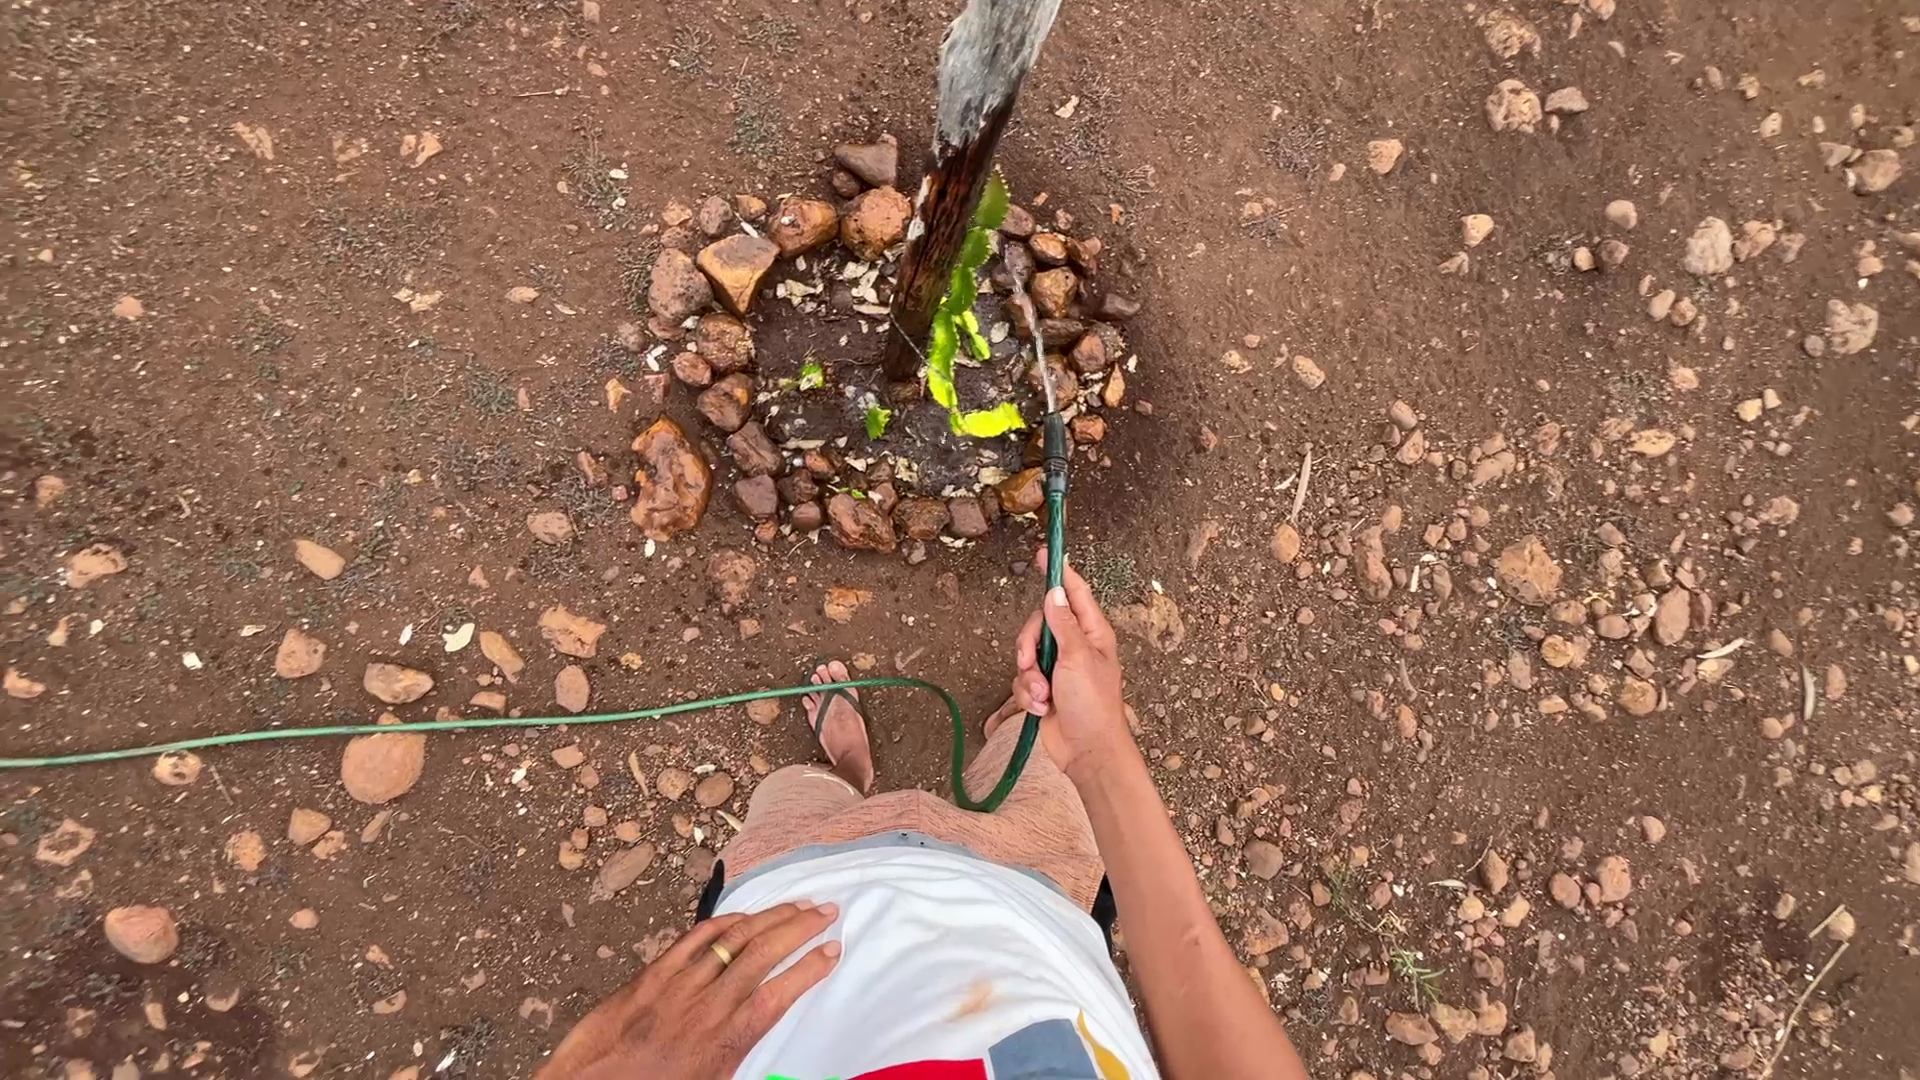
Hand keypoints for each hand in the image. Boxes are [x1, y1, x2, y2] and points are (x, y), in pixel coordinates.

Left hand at [535, 902, 840, 1079]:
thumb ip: (737, 1057)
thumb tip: (764, 1026)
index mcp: (722, 1042)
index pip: (779, 994)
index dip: (810, 968)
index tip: (834, 949)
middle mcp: (706, 1007)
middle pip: (764, 954)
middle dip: (801, 928)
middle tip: (827, 911)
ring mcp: (678, 984)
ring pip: (735, 938)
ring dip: (772, 917)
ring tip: (797, 904)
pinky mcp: (652, 974)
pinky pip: (695, 938)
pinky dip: (724, 921)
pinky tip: (744, 915)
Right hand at [1011, 550, 1134, 779]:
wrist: (1086, 751)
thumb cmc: (1093, 704)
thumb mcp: (1078, 657)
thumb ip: (1062, 623)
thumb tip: (1054, 592)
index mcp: (1091, 632)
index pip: (1073, 592)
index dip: (1058, 572)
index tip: (1044, 553)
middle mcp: (1074, 645)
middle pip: (1038, 624)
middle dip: (1028, 645)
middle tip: (1031, 662)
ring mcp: (1058, 668)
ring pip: (1026, 654)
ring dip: (1028, 677)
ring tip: (1042, 695)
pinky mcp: (1044, 688)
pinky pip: (1022, 679)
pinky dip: (1027, 694)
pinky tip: (1041, 708)